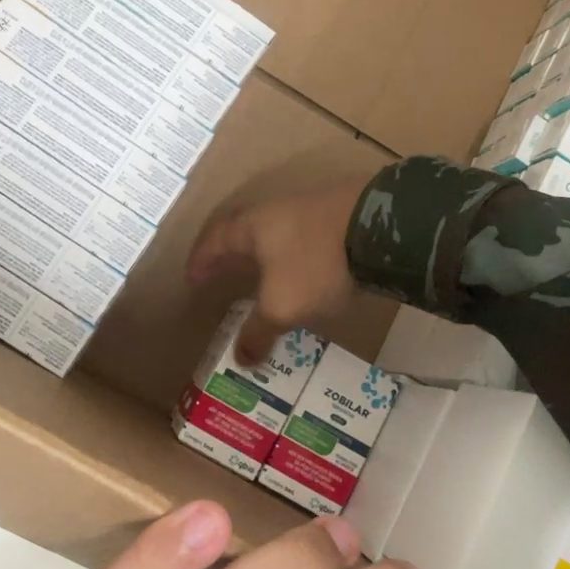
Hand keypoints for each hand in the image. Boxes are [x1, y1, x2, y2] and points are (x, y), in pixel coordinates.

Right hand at [187, 177, 372, 363]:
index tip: (192, 278)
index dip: (201, 261)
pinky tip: (305, 270)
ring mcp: (308, 209)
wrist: (377, 227)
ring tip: (263, 274)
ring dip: (265, 253)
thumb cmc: (315, 263)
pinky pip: (304, 236)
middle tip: (223, 271)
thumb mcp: (283, 306)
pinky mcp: (338, 214)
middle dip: (231, 253)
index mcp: (251, 227)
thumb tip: (240, 359)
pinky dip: (295, 255)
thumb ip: (259, 331)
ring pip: (276, 232)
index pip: (214, 241)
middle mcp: (274, 212)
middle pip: (243, 231)